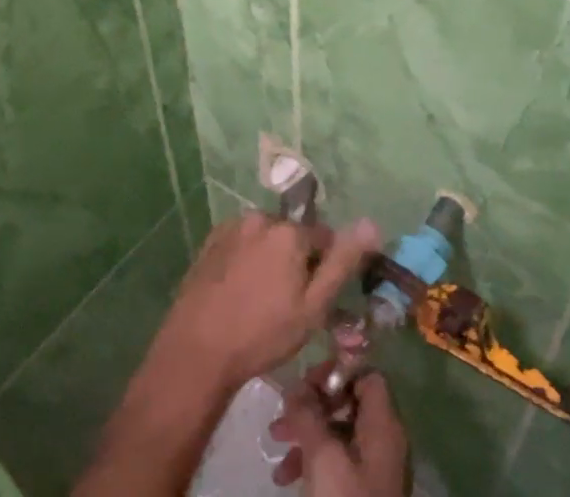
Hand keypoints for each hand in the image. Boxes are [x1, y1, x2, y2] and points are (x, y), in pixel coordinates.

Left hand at [154, 211, 380, 391]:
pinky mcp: (209, 243)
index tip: (313, 297)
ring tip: (261, 300)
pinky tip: (239, 293)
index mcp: (289, 232)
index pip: (325, 238)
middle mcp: (260, 218)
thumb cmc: (262, 334)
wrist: (196, 351)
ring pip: (266, 239)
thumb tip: (372, 223)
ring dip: (270, 259)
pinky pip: (241, 245)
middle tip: (287, 302)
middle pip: (293, 235)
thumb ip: (343, 262)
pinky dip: (246, 261)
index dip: (323, 268)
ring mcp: (230, 229)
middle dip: (296, 260)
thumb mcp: (313, 306)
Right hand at [270, 363, 409, 495]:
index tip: (305, 383)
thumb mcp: (322, 457)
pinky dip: (311, 461)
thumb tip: (297, 388)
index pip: (368, 376)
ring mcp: (374, 467)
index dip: (337, 373)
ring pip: (338, 433)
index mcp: (384, 425)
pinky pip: (337, 461)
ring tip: (275, 445)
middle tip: (282, 414)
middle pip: (349, 403)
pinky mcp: (361, 490)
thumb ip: (309, 416)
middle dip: (312, 406)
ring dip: (305, 435)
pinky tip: (285, 477)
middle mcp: (383, 440)